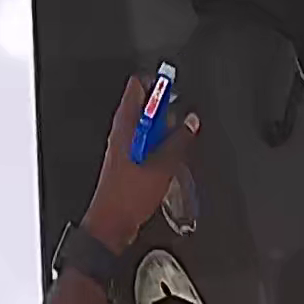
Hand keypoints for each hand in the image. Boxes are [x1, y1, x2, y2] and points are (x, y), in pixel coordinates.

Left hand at [79, 75, 199, 252]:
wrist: (112, 222)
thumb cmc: (129, 192)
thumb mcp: (163, 164)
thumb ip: (179, 140)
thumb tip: (191, 122)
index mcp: (126, 119)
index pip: (139, 83)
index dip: (158, 82)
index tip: (175, 90)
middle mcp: (122, 126)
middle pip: (144, 102)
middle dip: (164, 108)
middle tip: (179, 120)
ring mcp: (123, 141)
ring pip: (146, 122)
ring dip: (162, 128)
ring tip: (175, 142)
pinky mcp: (127, 156)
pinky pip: (145, 139)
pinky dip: (158, 142)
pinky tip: (167, 159)